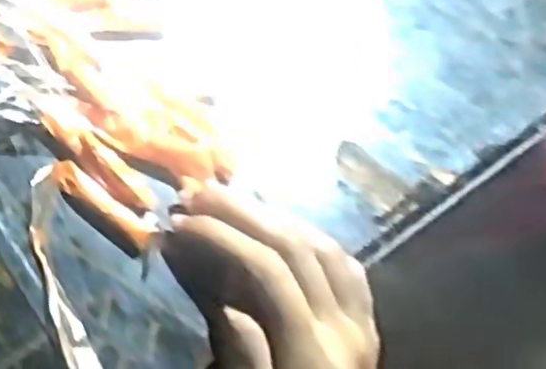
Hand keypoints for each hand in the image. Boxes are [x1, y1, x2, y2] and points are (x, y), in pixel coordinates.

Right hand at [164, 183, 377, 368]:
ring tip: (229, 201)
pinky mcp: (367, 328)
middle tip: (195, 193)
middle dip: (239, 210)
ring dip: (271, 215)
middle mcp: (346, 333)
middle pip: (294, 246)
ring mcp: (363, 328)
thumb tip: (208, 287)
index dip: (222, 234)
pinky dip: (308, 236)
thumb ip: (232, 344)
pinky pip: (345, 266)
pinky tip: (277, 226)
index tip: (178, 220)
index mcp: (313, 354)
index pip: (268, 268)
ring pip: (322, 245)